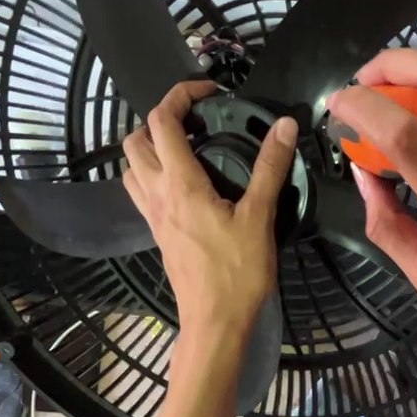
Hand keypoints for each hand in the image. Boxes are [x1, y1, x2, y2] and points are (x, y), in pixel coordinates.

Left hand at [123, 81, 297, 335]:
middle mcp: (157, 193)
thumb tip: (284, 125)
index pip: (163, 120)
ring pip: (132, 166)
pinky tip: (185, 186)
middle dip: (161, 120)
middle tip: (198, 124)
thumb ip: (270, 169)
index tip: (210, 93)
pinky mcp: (159, 234)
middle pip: (136, 139)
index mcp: (179, 183)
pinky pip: (142, 191)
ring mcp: (153, 216)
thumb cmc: (237, 273)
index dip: (181, 95)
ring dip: (151, 148)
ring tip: (188, 151)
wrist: (215, 322)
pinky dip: (154, 175)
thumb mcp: (259, 218)